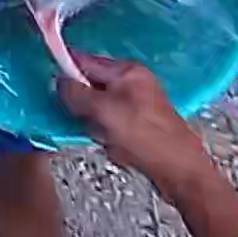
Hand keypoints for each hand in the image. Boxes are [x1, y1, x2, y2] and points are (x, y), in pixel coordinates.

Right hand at [57, 52, 214, 196]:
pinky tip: (118, 148)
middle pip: (92, 85)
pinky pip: (114, 122)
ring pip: (101, 107)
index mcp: (127, 69)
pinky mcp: (144, 124)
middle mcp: (134, 81)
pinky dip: (110, 134)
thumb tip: (58, 81)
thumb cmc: (145, 137)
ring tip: (108, 139)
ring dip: (98, 123)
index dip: (67, 69)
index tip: (52, 82)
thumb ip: (76, 93)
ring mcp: (141, 103)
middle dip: (85, 105)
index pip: (85, 60)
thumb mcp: (103, 111)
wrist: (184, 176)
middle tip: (88, 121)